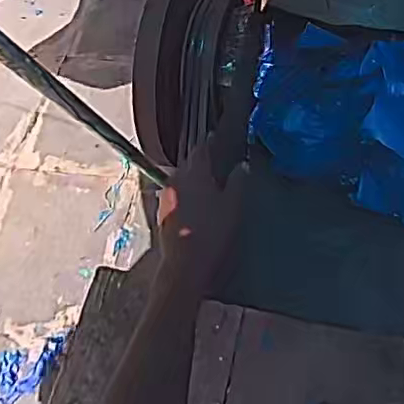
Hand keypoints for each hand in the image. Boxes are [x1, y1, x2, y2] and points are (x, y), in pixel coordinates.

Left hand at [156, 146, 247, 298]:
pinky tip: (193, 199)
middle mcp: (177, 180)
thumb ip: (237, 181)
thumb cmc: (212, 232)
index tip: (214, 137)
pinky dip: (184, 190)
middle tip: (212, 157)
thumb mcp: (233, 205)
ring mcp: (166, 197)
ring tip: (204, 178)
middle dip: (199, 159)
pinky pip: (175, 192)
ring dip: (191, 175)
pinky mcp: (161, 212)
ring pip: (180, 177)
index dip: (208, 142)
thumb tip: (242, 165)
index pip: (201, 150)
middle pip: (188, 162)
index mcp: (195, 174)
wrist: (184, 266)